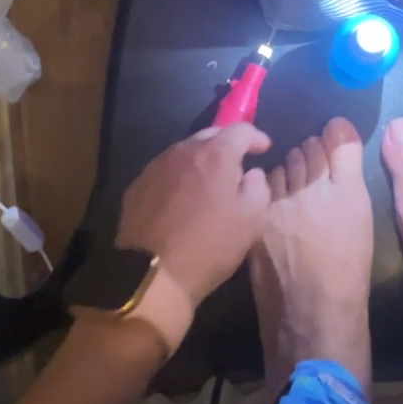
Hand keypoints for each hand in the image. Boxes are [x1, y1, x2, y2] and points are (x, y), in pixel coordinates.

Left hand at [116, 124, 272, 305]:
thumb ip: (258, 187)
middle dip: (227, 144)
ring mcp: (156, 166)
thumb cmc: (210, 245)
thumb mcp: (252, 219)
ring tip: (209, 181)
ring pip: (185, 152)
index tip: (264, 148)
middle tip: (238, 162)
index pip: (241, 130)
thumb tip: (252, 173)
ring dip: (201, 160)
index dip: (256, 137)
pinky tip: (181, 197)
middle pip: (210, 135)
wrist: (153, 274)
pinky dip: (178, 177)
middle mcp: (183, 150)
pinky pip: (165, 171)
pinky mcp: (137, 185)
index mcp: (215, 153)